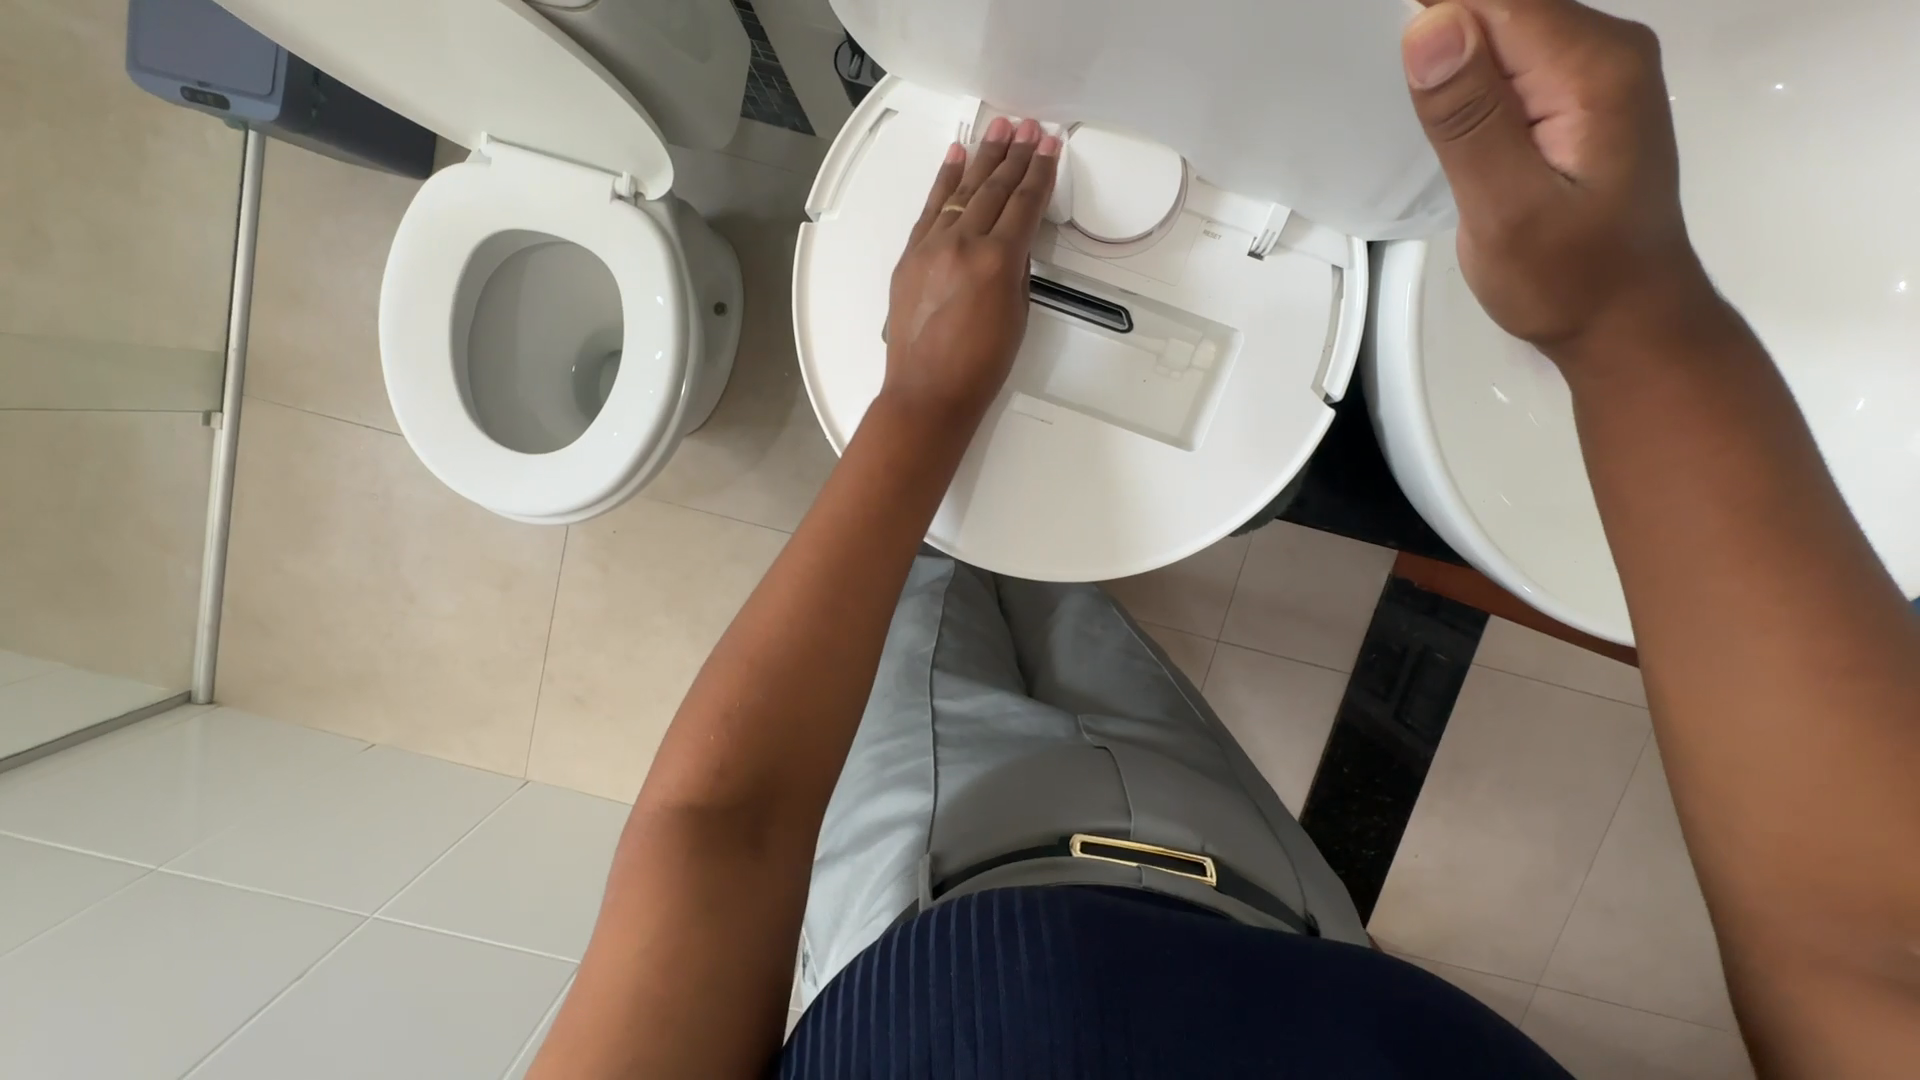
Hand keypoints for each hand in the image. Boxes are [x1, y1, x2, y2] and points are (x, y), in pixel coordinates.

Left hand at [880, 116, 1060, 421]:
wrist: (927, 392)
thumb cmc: (978, 368)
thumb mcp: (1017, 317)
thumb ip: (1016, 272)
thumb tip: (1012, 245)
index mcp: (997, 262)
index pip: (1024, 205)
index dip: (1039, 174)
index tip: (1049, 147)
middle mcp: (962, 245)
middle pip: (994, 189)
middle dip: (1014, 156)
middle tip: (1028, 128)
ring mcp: (931, 247)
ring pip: (961, 191)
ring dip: (982, 158)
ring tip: (999, 128)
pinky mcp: (909, 257)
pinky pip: (930, 209)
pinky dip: (944, 182)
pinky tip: (957, 157)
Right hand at [1401, 0, 1719, 358]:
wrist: (1624, 318)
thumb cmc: (1568, 278)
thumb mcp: (1506, 208)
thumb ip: (1468, 120)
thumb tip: (1429, 26)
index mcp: (1591, 67)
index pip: (1495, 0)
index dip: (1432, 14)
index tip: (1379, 47)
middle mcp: (1603, 50)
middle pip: (1499, 5)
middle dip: (1437, 28)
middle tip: (1392, 85)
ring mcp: (1592, 72)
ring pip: (1501, 29)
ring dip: (1448, 55)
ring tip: (1413, 99)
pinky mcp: (1573, 99)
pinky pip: (1510, 60)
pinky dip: (1466, 75)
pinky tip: (1443, 110)